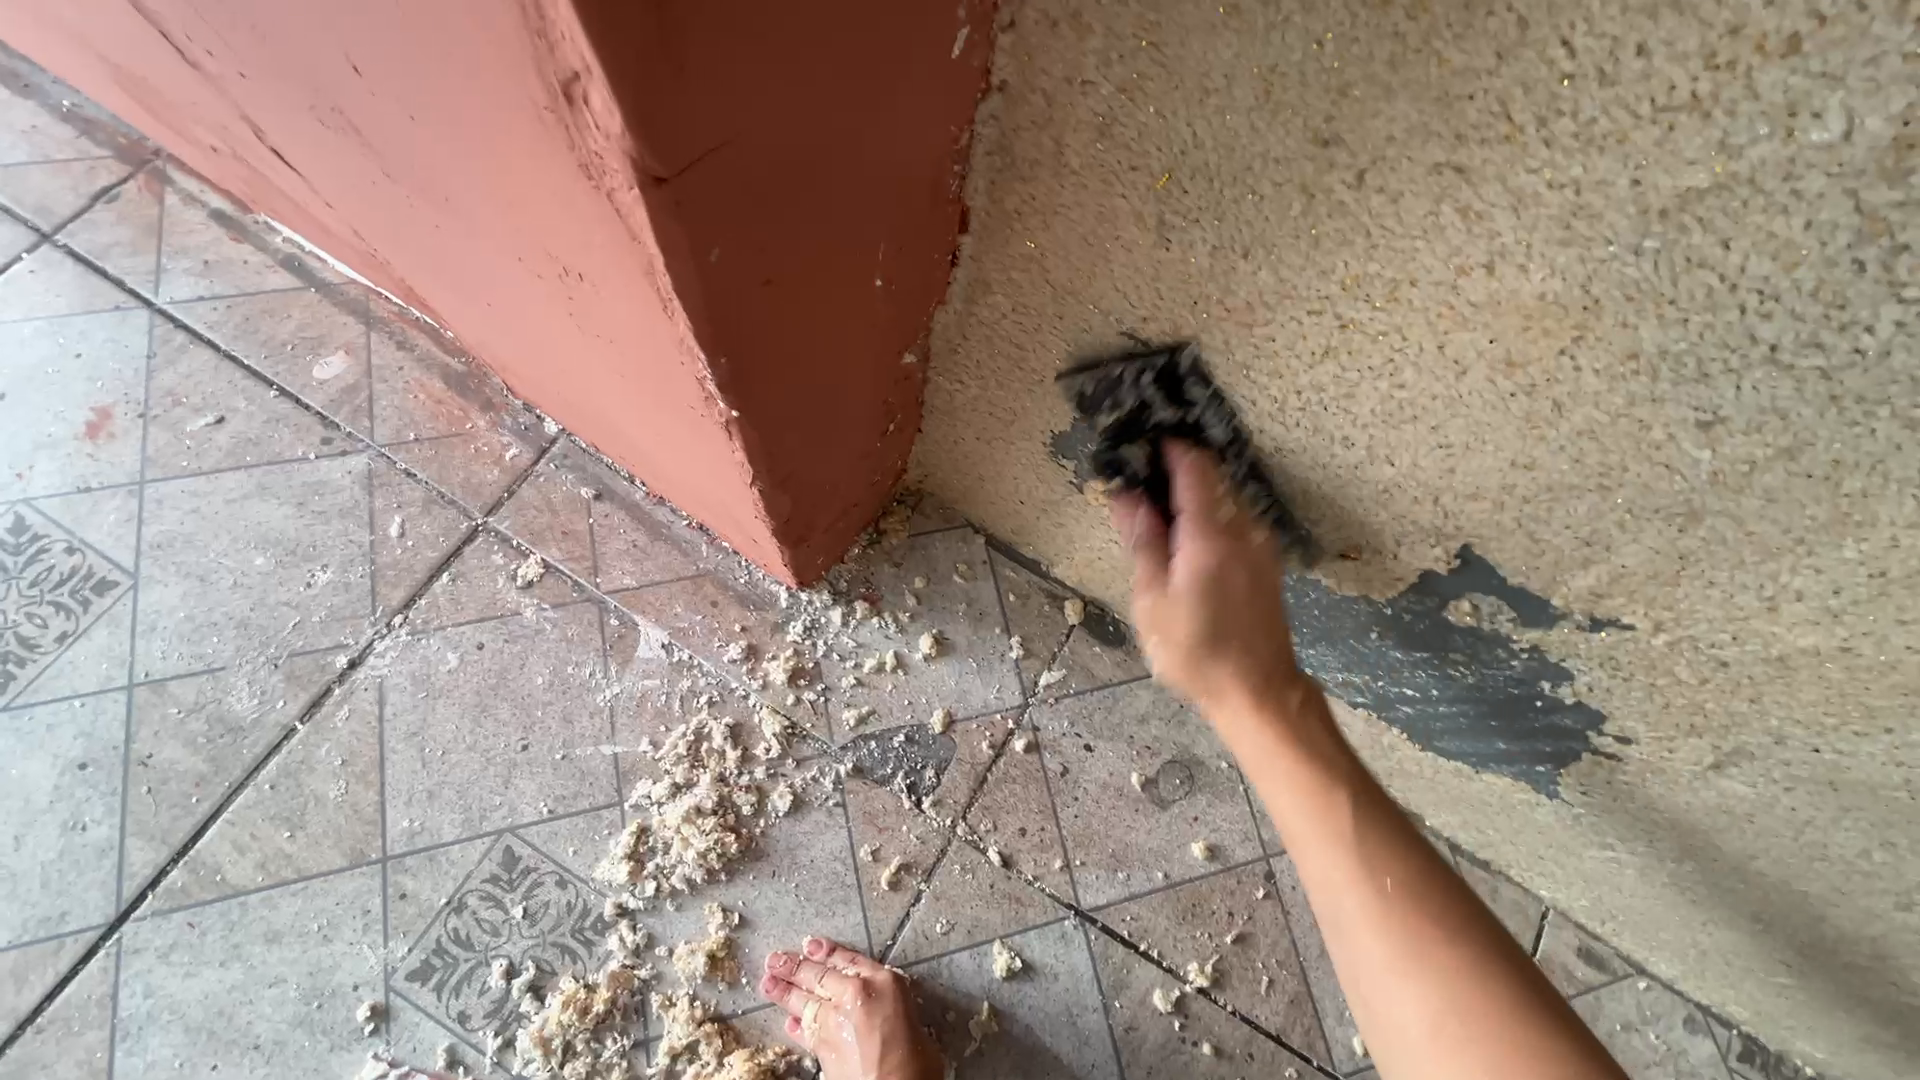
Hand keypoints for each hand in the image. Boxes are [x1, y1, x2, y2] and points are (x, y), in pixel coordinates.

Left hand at [759, 936, 942, 1079]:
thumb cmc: (915, 1059)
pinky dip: (796, 1027)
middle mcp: (856, 994)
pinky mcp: (823, 1048)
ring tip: (768, 983)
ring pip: (806, 1000)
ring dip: (785, 992)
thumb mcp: (909, 1016)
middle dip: (794, 967)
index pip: (850, 959)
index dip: (828, 952)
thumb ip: (886, 1004)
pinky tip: (788, 1024)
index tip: (810, 946)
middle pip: (820, 975)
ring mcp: (836, 1020)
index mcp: (884, 982)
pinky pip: (806, 1031)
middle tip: (775, 960)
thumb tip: (876, 1011)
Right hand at [1109, 440, 1307, 719]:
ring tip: (1154, 517)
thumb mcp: (1152, 599)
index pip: (1193, 465)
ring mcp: (1260, 545)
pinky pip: (1234, 522)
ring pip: (1223, 500)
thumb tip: (1126, 495)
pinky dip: (1208, 518)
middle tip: (1137, 484)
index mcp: (1211, 533)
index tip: (1139, 444)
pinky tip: (1184, 543)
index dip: (1167, 447)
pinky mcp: (1266, 564)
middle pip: (1211, 478)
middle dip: (1174, 471)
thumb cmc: (1195, 651)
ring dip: (1191, 497)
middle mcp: (1243, 529)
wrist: (1258, 692)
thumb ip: (1142, 540)